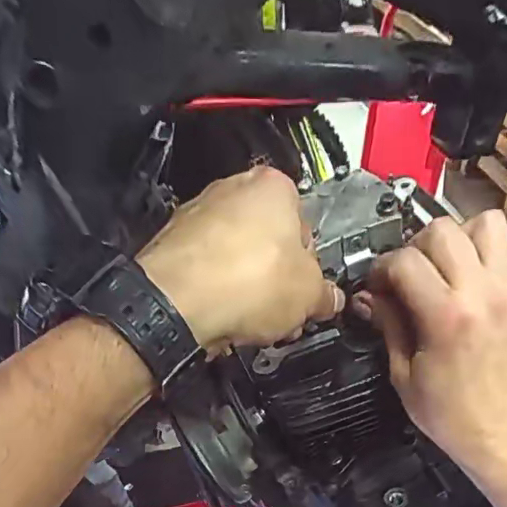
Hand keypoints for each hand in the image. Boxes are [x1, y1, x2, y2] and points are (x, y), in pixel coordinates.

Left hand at [136, 166, 341, 353]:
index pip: (307, 224)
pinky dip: (223, 292)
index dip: (313, 264)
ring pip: (241, 256)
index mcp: (274, 187)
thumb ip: (326, 295)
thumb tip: (330, 299)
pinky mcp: (176, 244)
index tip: (313, 288)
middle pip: (271, 240)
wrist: (180, 303)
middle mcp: (233, 190)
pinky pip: (212, 270)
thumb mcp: (311, 295)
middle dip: (281, 277)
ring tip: (260, 319)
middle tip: (290, 308)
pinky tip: (230, 315)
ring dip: (253, 288)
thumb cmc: (244, 282)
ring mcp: (200, 214)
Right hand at [359, 211, 506, 474]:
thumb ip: (388, 324)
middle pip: (444, 229)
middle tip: (410, 273)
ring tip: (447, 264)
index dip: (383, 269)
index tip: (378, 285)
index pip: (405, 260)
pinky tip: (477, 275)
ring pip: (487, 223)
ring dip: (461, 236)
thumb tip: (371, 297)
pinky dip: (495, 252)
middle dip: (417, 246)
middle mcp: (482, 294)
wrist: (497, 431)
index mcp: (447, 315)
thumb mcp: (403, 373)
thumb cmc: (452, 413)